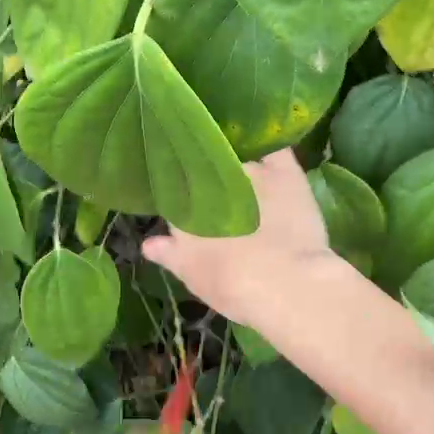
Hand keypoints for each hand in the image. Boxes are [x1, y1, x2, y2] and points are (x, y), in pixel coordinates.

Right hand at [142, 150, 350, 325]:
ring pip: (233, 155)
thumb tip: (148, 243)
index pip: (171, 189)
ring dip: (231, 161)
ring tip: (238, 170)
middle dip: (201, 176)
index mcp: (182, 205)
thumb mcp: (192, 275)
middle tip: (212, 191)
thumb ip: (168, 254)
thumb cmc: (232, 286)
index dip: (177, 194)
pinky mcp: (282, 169)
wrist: (285, 283)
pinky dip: (268, 148)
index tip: (182, 202)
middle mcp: (209, 179)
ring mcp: (246, 170)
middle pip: (199, 167)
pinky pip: (273, 148)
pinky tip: (267, 150)